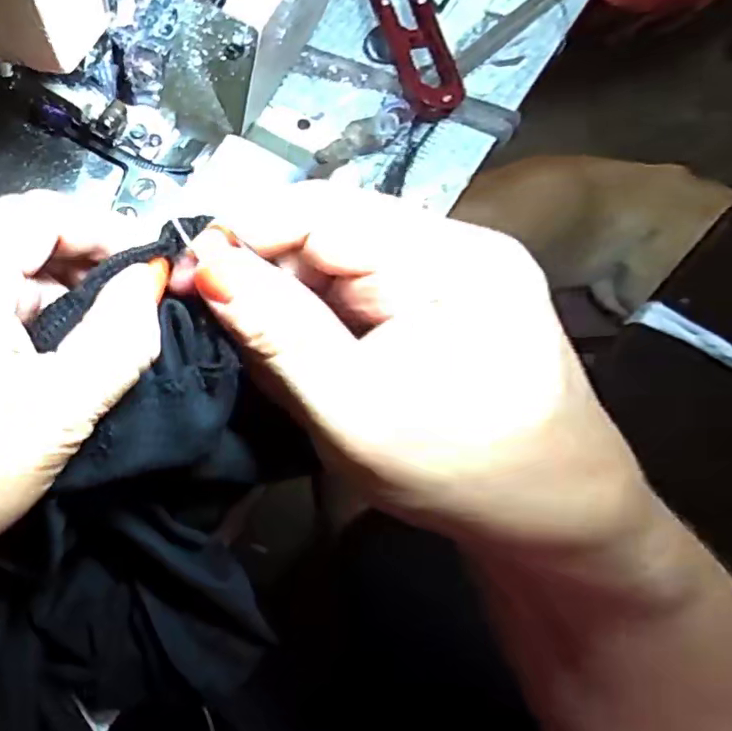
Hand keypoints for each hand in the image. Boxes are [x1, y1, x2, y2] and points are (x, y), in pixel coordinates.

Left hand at [0, 191, 168, 623]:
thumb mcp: (62, 405)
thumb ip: (120, 334)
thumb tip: (149, 280)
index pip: (40, 213)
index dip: (102, 230)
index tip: (147, 268)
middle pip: (15, 235)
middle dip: (79, 260)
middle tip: (131, 299)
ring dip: (53, 290)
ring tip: (101, 329)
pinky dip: (21, 314)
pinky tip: (52, 350)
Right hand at [175, 183, 658, 575]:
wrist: (547, 519)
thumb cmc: (458, 474)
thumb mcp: (352, 410)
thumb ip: (276, 335)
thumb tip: (206, 267)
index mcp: (448, 260)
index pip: (320, 210)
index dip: (241, 232)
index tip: (184, 275)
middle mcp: (445, 244)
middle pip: (318, 226)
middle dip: (253, 265)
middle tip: (202, 310)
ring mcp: (434, 268)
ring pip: (319, 256)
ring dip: (271, 291)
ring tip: (248, 338)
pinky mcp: (419, 295)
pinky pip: (336, 283)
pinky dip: (296, 308)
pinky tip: (286, 341)